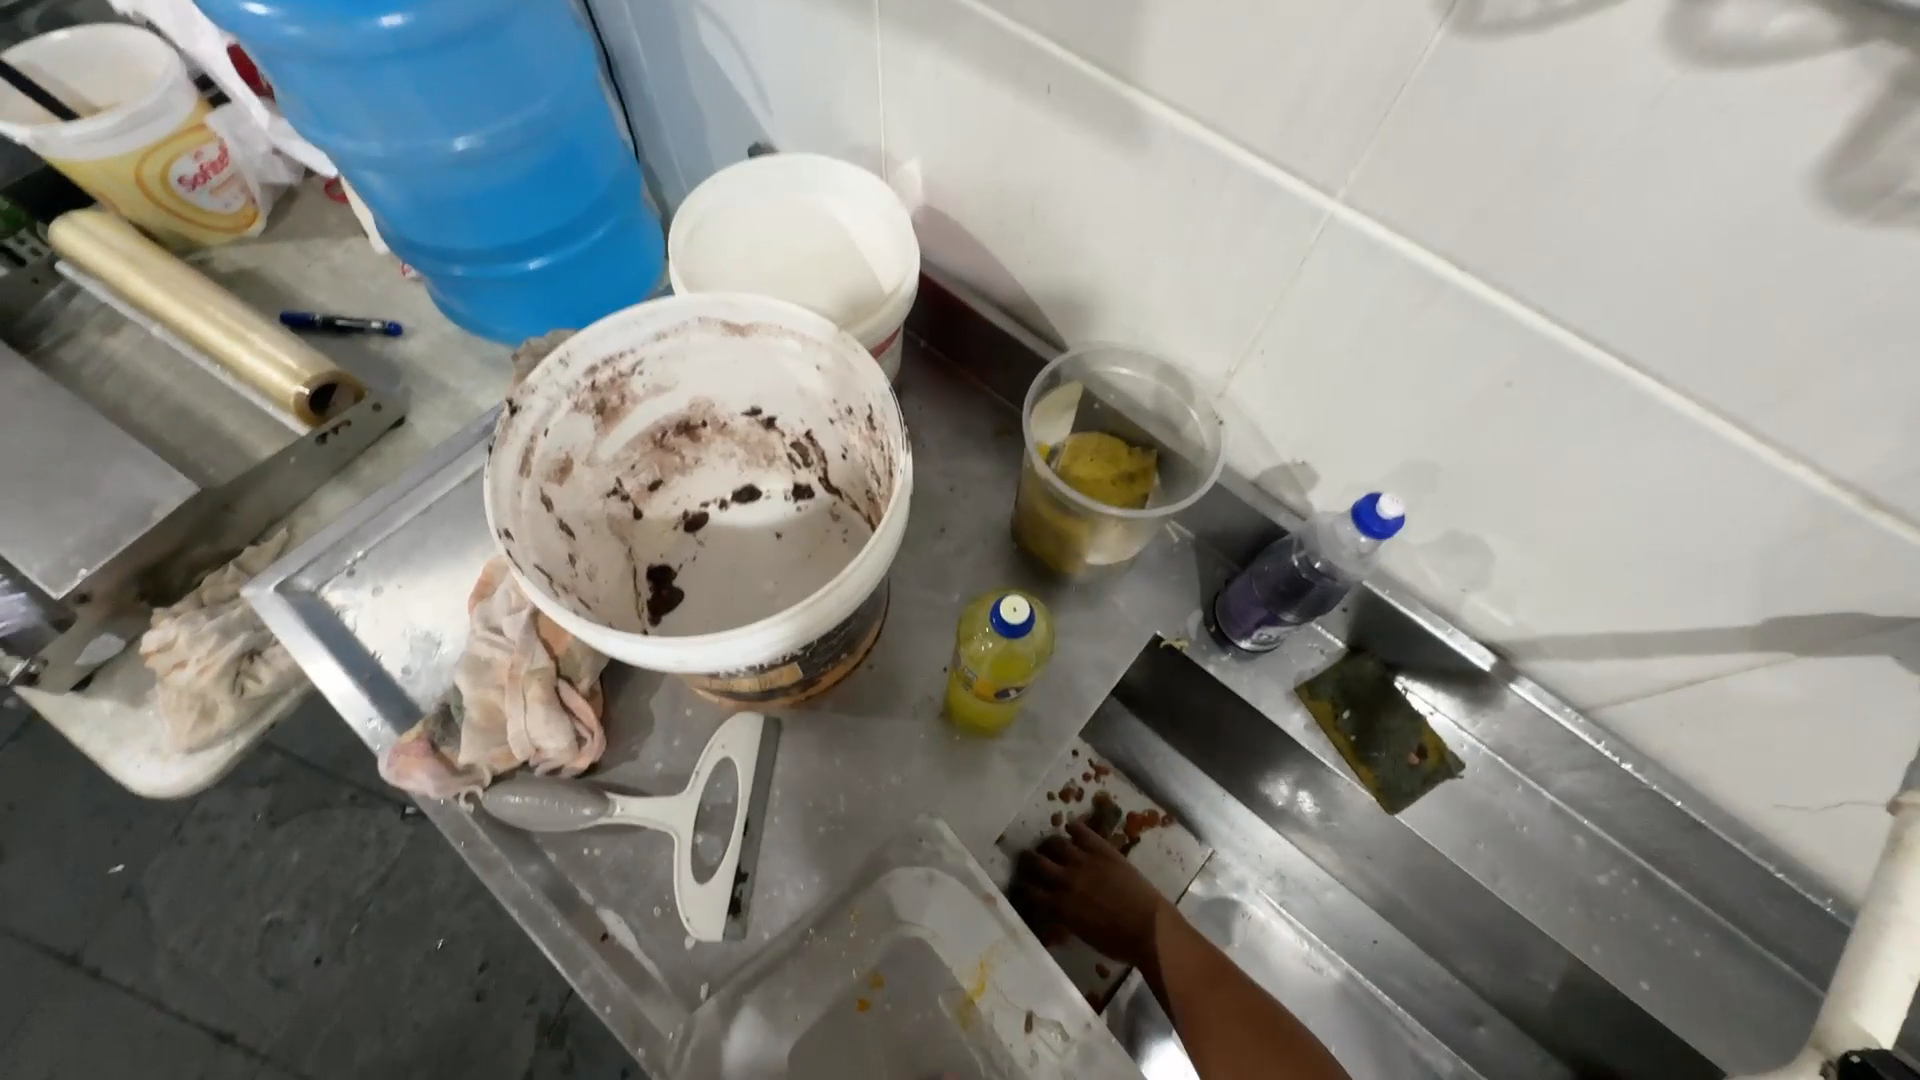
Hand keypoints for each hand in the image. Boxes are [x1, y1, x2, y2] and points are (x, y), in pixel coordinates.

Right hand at [1011, 820, 1171, 967]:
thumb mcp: (1083, 935)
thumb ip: (1065, 920)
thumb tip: (1055, 915)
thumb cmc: (1118, 942)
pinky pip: (1081, 831)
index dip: (1024, 886)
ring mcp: (1084, 861)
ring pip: (1056, 843)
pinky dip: (1073, 827)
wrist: (1148, 927)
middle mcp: (1066, 879)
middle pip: (1038, 862)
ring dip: (1049, 843)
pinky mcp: (1101, 849)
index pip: (1032, 892)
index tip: (1022, 882)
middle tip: (1028, 857)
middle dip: (1029, 860)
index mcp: (1060, 906)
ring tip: (1049, 843)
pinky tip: (1071, 827)